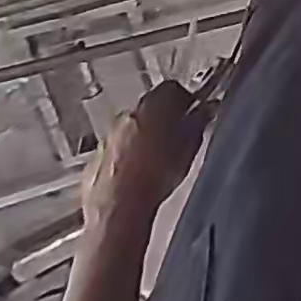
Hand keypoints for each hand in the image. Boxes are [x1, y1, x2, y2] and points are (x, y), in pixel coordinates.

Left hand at [82, 81, 209, 227]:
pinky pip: (114, 152)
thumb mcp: (190, 145)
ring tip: (159, 157)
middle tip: (178, 133)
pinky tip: (138, 174)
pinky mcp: (94, 163)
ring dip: (143, 136)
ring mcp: (107, 140)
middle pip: (149, 107)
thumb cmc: (155, 176)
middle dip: (163, 117)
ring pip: (130, 129)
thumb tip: (206, 110)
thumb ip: (199, 121)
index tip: (193, 109)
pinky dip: (126, 157)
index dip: (185, 98)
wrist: (119, 212)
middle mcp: (126, 117)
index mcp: (152, 105)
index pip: (172, 88)